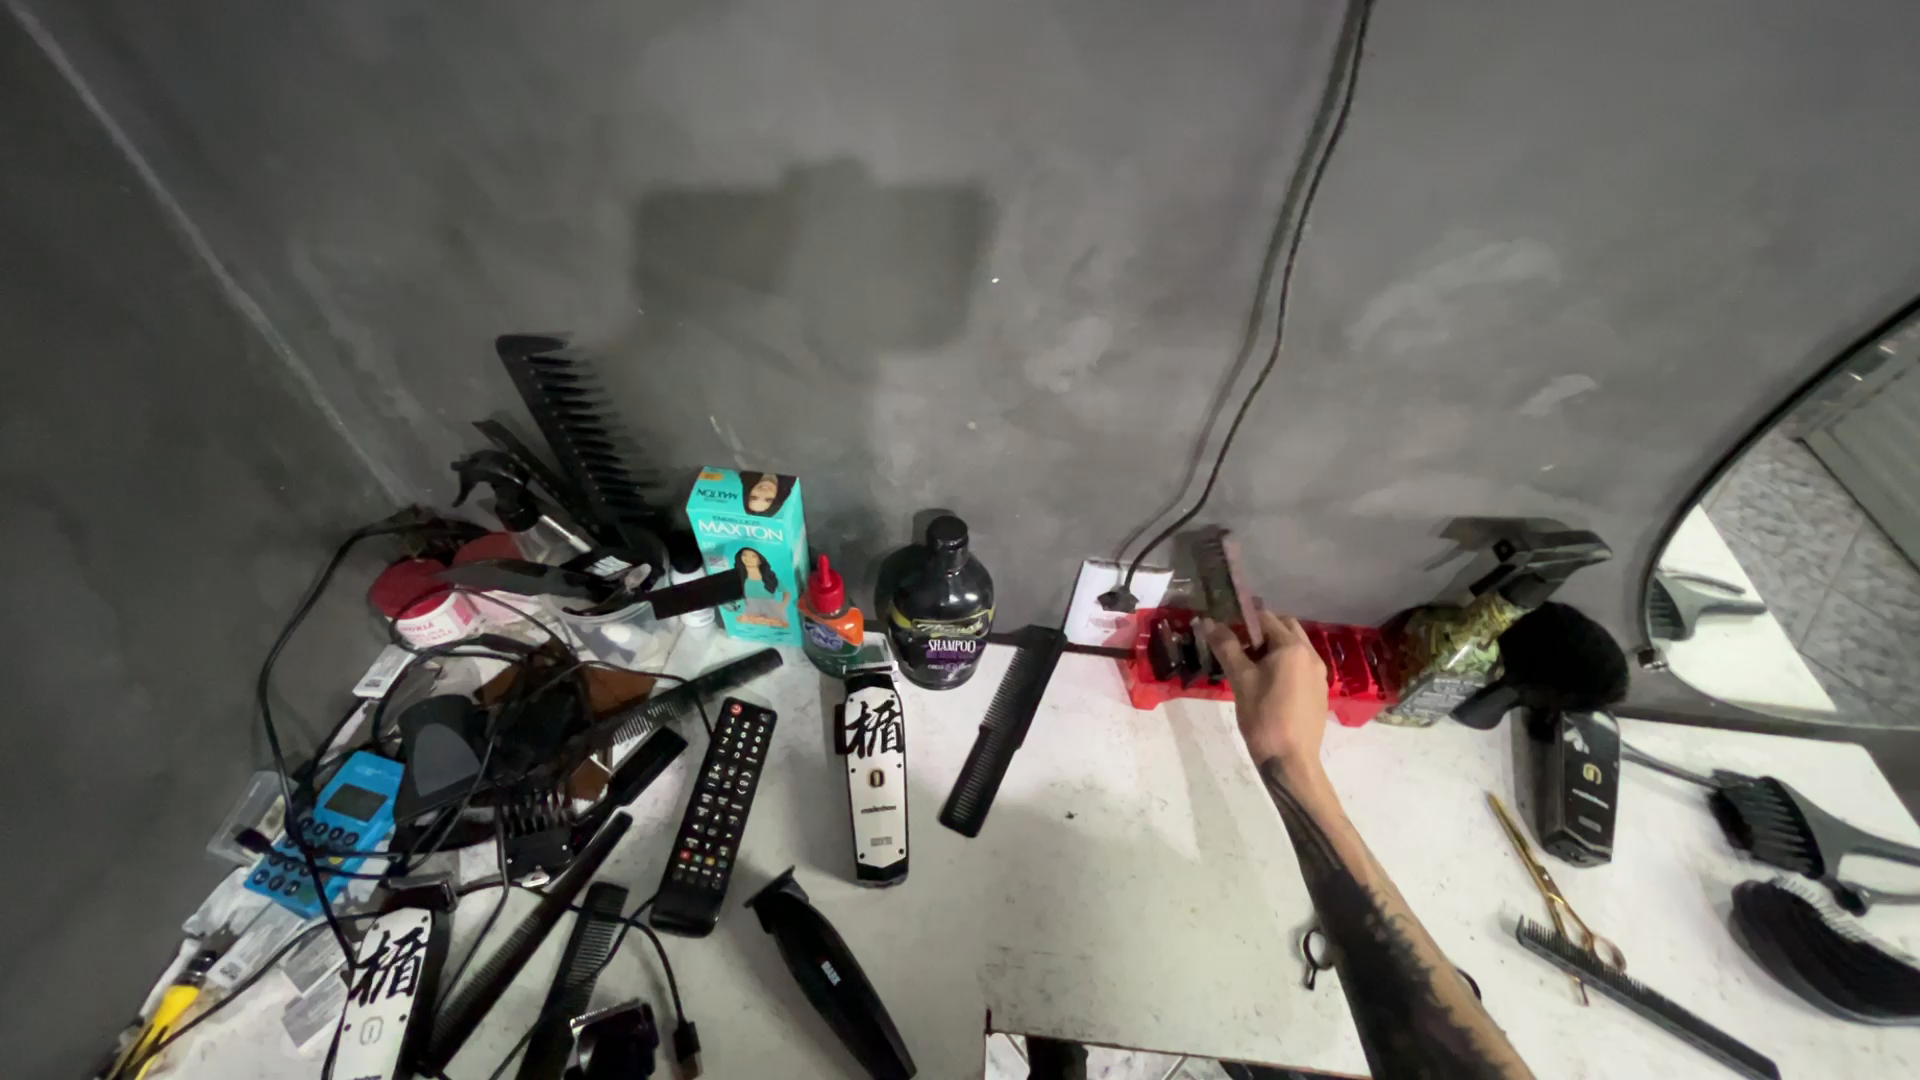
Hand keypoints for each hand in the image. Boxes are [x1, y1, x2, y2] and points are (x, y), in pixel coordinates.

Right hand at [1202, 608, 1329, 774]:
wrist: (1291, 760)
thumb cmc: (1263, 716)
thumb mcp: (1240, 679)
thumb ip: (1226, 647)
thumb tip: (1210, 622)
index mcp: (1292, 648)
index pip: (1265, 617)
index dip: (1242, 620)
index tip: (1224, 630)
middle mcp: (1311, 654)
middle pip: (1284, 627)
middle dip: (1260, 630)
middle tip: (1237, 646)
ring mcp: (1318, 674)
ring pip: (1294, 646)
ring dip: (1272, 646)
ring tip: (1249, 666)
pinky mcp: (1318, 690)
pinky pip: (1300, 664)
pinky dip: (1284, 662)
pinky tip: (1266, 683)